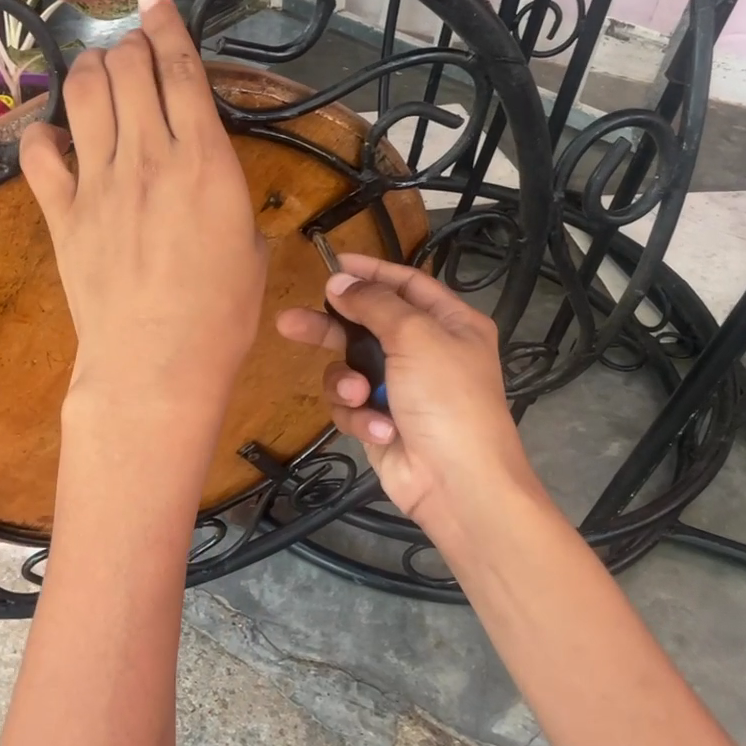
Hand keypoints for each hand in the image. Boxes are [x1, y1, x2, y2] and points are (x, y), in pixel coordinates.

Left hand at [20, 0, 266, 414]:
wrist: (156, 367)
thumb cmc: (220, 319)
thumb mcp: (248, 250)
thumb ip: (228, 200)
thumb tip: (211, 185)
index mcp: (204, 162)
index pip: (179, 68)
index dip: (165, 21)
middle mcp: (148, 157)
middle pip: (126, 67)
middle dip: (129, 48)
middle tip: (135, 59)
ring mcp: (98, 182)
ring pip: (82, 93)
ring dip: (89, 72)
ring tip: (97, 79)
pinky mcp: (63, 213)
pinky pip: (40, 153)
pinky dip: (44, 134)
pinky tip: (56, 137)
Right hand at [276, 254, 538, 534]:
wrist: (456, 481)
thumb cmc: (447, 399)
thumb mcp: (416, 337)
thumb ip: (375, 304)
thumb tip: (341, 281)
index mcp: (449, 323)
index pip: (406, 285)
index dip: (371, 272)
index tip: (334, 264)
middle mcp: (425, 351)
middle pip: (365, 325)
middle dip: (330, 328)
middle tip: (290, 322)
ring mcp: (399, 388)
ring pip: (348, 368)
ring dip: (347, 382)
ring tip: (358, 395)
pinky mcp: (378, 419)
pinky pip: (350, 405)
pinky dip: (358, 415)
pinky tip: (379, 429)